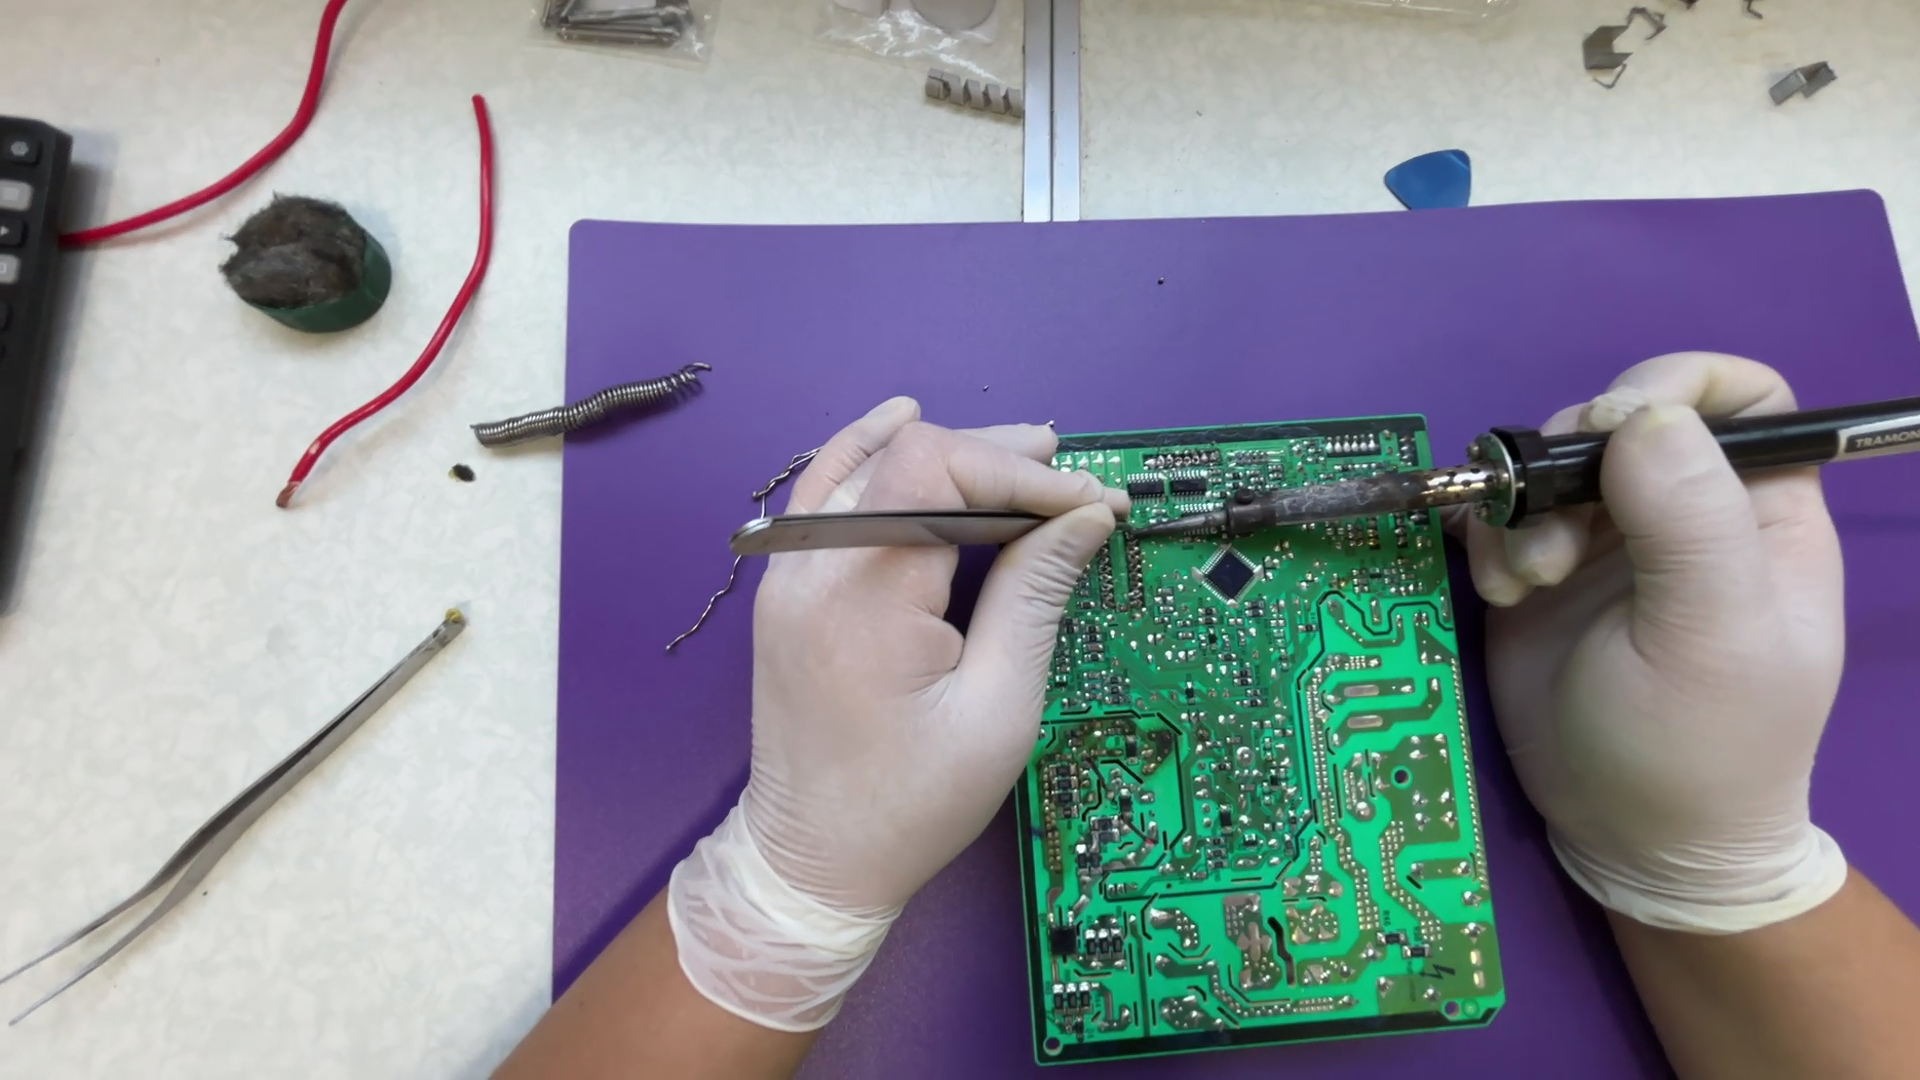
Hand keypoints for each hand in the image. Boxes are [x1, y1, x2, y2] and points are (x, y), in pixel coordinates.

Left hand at [669, 398, 1127, 1029]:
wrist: (812, 860)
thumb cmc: (913, 804)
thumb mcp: (998, 709)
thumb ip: (1034, 594)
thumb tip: (1085, 516)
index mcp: (863, 598)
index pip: (939, 473)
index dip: (1022, 472)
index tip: (1090, 502)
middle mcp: (810, 566)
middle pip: (906, 459)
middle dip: (999, 461)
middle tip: (1072, 479)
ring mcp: (787, 572)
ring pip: (868, 465)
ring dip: (949, 454)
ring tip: (1022, 457)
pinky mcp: (787, 585)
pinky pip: (826, 493)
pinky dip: (871, 453)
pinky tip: (903, 421)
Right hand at [1461, 353, 1849, 932]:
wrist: (1623, 824)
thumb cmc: (1695, 738)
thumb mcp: (1711, 635)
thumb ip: (1690, 523)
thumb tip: (1639, 418)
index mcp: (1751, 515)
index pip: (1732, 400)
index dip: (1667, 391)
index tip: (1604, 435)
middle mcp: (1668, 516)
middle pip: (1606, 430)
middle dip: (1560, 473)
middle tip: (1550, 548)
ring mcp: (1590, 544)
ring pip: (1535, 473)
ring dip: (1512, 516)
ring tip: (1519, 583)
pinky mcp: (1525, 573)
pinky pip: (1490, 519)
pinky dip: (1482, 543)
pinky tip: (1497, 592)